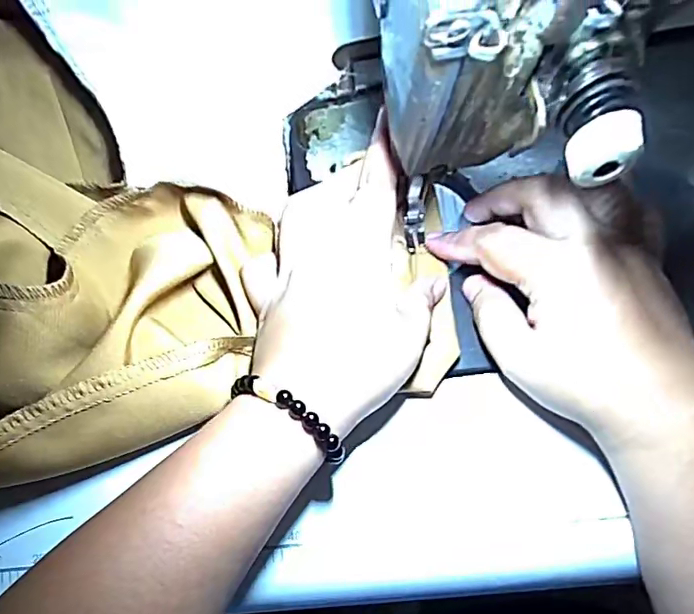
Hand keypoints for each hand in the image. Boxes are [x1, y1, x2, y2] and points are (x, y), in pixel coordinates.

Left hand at [243, 122, 445, 436]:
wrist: (299, 405)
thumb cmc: (358, 369)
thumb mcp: (408, 337)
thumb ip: (420, 302)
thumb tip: (431, 284)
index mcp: (357, 249)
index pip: (374, 187)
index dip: (385, 154)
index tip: (390, 127)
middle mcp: (316, 251)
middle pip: (325, 195)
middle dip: (346, 184)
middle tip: (364, 194)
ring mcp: (286, 275)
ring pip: (291, 220)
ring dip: (310, 208)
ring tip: (327, 217)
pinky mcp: (264, 303)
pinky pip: (262, 267)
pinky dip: (273, 259)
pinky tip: (284, 266)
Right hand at [424, 175, 693, 444]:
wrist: (655, 398)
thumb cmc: (589, 385)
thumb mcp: (520, 359)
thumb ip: (490, 314)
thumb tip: (476, 287)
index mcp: (559, 265)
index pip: (497, 241)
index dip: (462, 242)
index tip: (440, 244)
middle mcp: (595, 239)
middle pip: (540, 194)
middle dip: (500, 198)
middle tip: (473, 216)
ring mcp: (626, 241)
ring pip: (584, 188)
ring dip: (546, 190)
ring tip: (524, 206)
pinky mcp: (646, 254)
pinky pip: (624, 207)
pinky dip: (596, 201)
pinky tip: (584, 215)